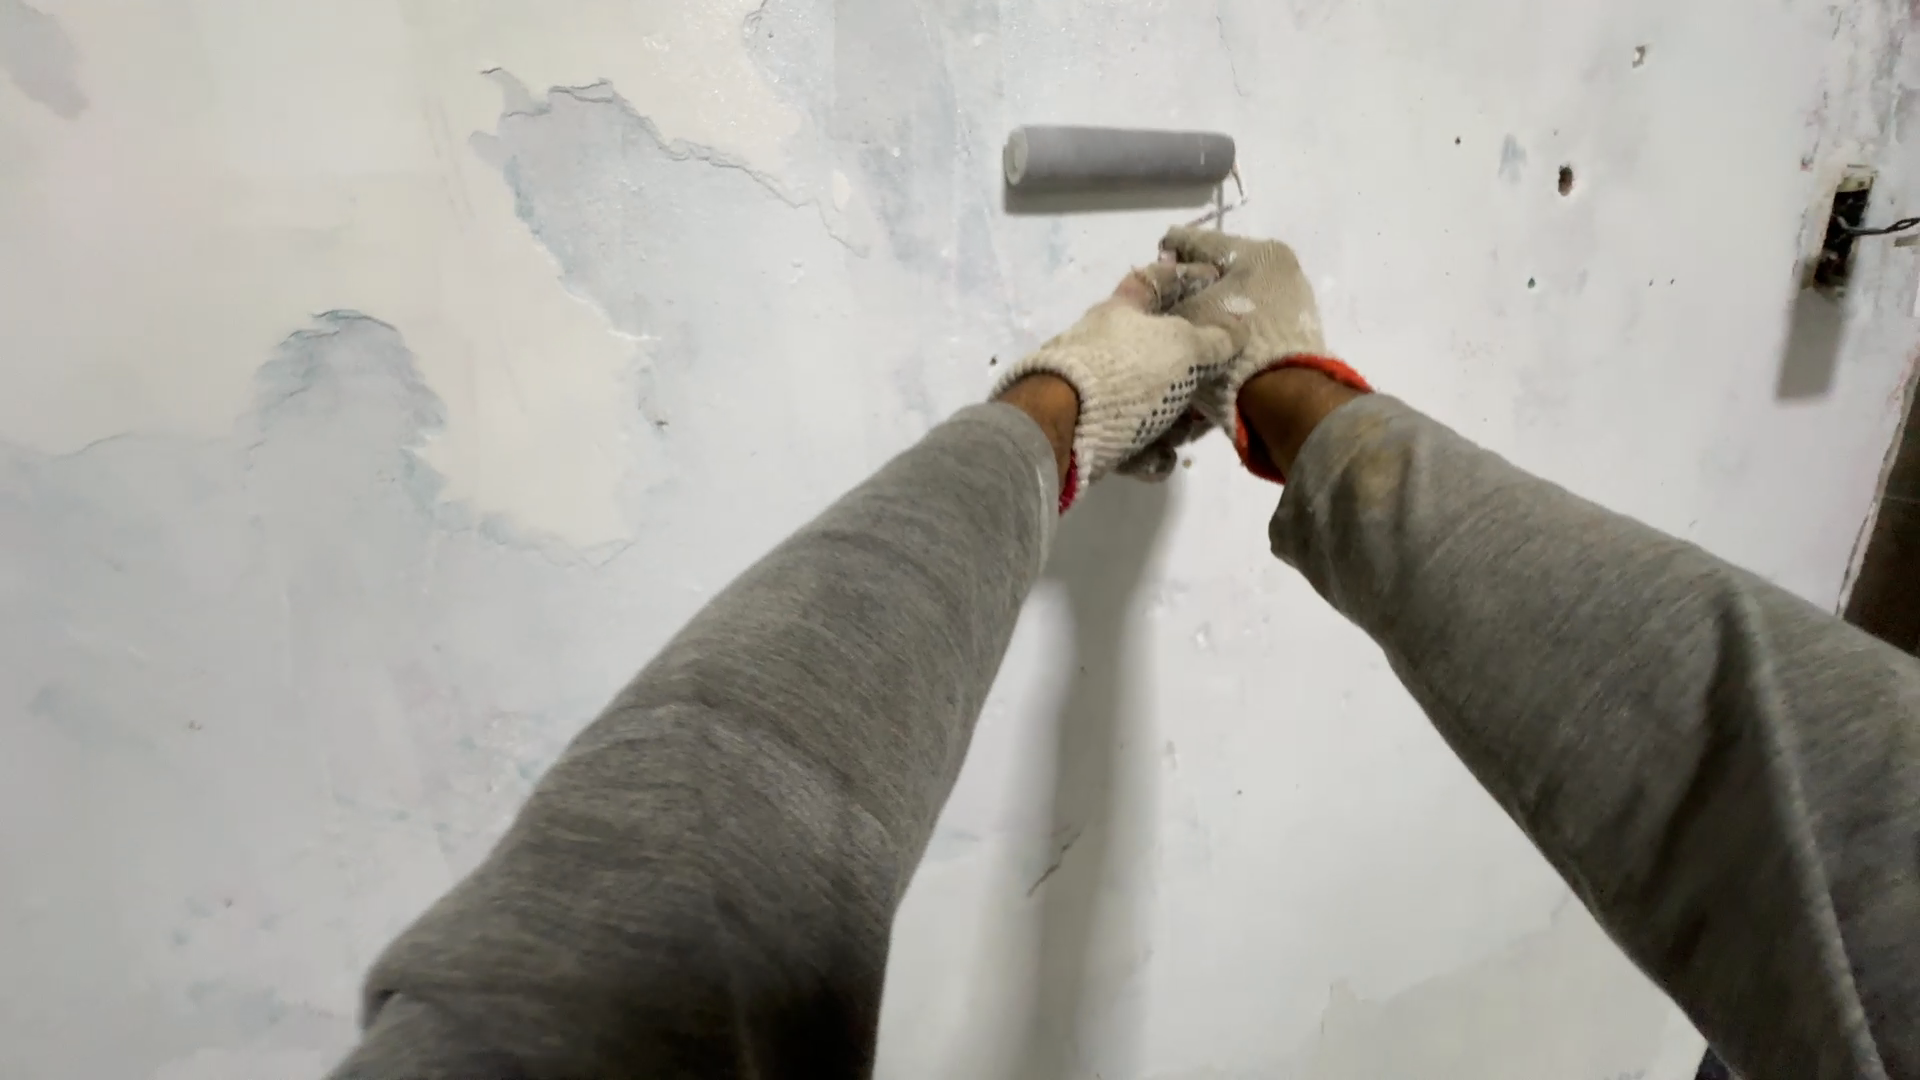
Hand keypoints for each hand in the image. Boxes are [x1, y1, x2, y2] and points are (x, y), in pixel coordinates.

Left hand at [993, 260, 1236, 507]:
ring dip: (1174, 421)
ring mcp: (1093, 393)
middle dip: (1191, 374)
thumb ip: (1213, 339)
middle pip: (1156, 354)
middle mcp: (1104, 349)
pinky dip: (1148, 453)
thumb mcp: (1181, 345)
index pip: (1155, 281)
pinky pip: (1129, 442)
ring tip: (1191, 434)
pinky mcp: (1088, 434)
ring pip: (1146, 403)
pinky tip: (1161, 460)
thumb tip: (1236, 330)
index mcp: (1120, 312)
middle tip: (1219, 387)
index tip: (1214, 280)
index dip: (1185, 276)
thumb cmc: (1127, 371)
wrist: (1065, 426)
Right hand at [1158, 228, 1328, 438]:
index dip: (1175, 246)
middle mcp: (1282, 267)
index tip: (1158, 251)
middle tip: (1169, 290)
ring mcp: (1295, 298)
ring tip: (1187, 318)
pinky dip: (1230, 321)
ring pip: (1240, 293)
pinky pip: (1252, 316)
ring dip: (1215, 303)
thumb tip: (1168, 287)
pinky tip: (1211, 335)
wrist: (1284, 399)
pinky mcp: (1297, 329)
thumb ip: (1170, 296)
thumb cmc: (1231, 350)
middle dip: (1197, 278)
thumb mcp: (1185, 317)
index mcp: (1258, 253)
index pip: (1204, 241)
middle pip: (1226, 267)